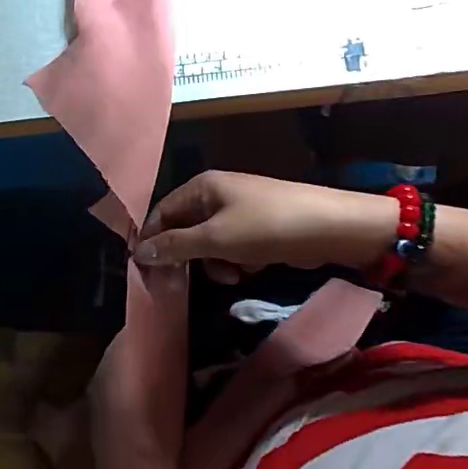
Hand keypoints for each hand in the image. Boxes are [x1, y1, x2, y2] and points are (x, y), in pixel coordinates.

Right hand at [134, 171, 396, 282]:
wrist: (329, 227)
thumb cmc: (267, 226)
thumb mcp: (216, 238)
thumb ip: (176, 246)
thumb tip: (139, 251)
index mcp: (203, 186)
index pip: (162, 212)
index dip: (153, 240)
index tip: (147, 272)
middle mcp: (217, 194)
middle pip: (185, 229)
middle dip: (189, 256)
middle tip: (188, 282)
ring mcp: (240, 211)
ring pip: (210, 243)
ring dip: (216, 263)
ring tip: (234, 274)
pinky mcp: (258, 228)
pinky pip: (234, 247)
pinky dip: (238, 260)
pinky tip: (253, 267)